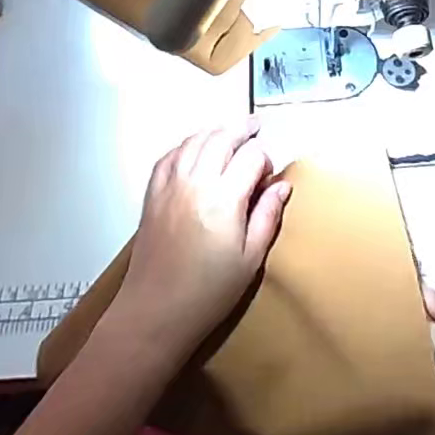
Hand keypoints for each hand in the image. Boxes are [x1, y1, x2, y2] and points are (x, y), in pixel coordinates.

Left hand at [106, 118, 291, 361]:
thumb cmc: (210, 290)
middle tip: (255, 127)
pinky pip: (170, 155)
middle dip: (241, 130)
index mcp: (224, 197)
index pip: (250, 157)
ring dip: (214, 132)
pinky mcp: (153, 191)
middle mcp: (195, 180)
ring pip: (194, 141)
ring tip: (229, 132)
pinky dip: (186, 145)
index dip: (264, 160)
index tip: (268, 176)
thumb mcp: (250, 258)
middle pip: (221, 138)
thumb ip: (267, 215)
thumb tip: (282, 185)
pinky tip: (195, 149)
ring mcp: (170, 183)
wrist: (156, 308)